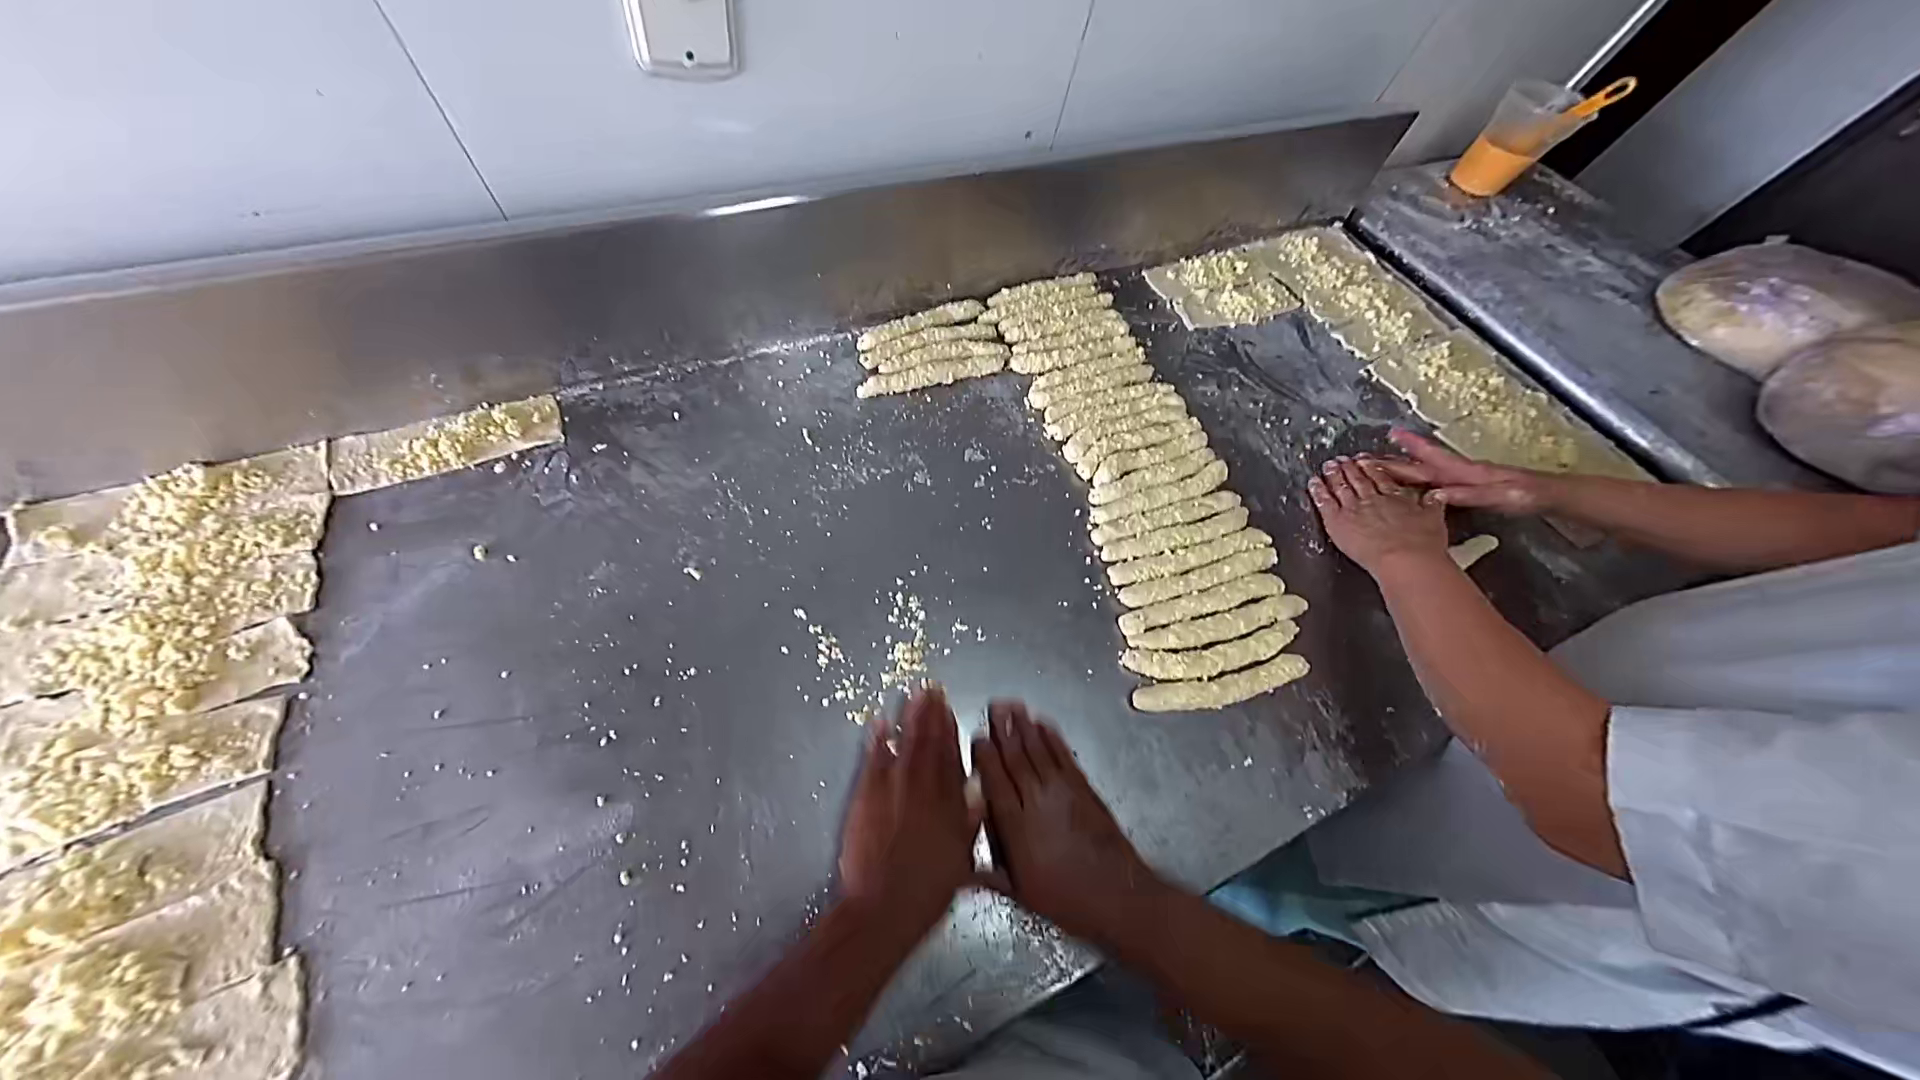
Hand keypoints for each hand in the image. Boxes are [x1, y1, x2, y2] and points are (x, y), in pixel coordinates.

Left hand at [838, 686, 980, 932]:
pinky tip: (879, 721)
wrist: (885, 906)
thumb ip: (969, 818)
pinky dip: (877, 739)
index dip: (950, 729)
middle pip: (929, 742)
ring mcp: (893, 788)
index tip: (949, 708)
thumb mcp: (961, 856)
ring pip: (905, 743)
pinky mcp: (867, 795)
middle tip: (931, 688)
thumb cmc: (927, 889)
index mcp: (949, 803)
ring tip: (913, 694)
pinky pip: (874, 759)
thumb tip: (977, 787)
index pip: (951, 757)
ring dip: (909, 716)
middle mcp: (923, 788)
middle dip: (931, 713)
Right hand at [971, 702, 1163, 949]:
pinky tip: (1043, 726)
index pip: (995, 783)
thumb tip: (962, 871)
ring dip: (1024, 727)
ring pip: (1038, 752)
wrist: (1120, 897)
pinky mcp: (1084, 789)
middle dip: (1002, 731)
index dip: (985, 758)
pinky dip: (1052, 738)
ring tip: (1013, 707)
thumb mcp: (1022, 895)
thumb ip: (992, 876)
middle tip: (993, 707)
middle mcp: (1037, 802)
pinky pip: (1063, 756)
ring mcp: (1062, 792)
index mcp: (1017, 828)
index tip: (976, 737)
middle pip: (1016, 759)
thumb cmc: (1068, 900)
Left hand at [1309, 455, 1449, 575]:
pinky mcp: (1337, 520)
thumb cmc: (1422, 545)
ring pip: (1341, 486)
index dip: (1372, 468)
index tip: (1365, 460)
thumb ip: (1433, 505)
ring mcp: (1353, 508)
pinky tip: (1313, 482)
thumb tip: (1437, 495)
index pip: (1381, 478)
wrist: (1404, 558)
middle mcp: (1373, 499)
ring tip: (1329, 465)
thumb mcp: (1434, 520)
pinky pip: (1324, 501)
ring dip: (1334, 474)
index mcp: (1396, 497)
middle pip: (1359, 479)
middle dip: (1350, 468)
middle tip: (1343, 459)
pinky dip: (1318, 490)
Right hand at [1367, 428, 1553, 513]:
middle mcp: (1458, 473)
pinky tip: (1407, 486)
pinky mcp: (1465, 488)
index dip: (1408, 449)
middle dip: (1392, 460)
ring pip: (1423, 473)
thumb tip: (1437, 494)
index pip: (1428, 460)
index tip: (1389, 436)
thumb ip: (1468, 495)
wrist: (1551, 496)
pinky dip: (1414, 481)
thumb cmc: (1527, 495)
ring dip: (1400, 469)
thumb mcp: (1499, 496)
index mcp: (1463, 472)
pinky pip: (1431, 483)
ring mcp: (1461, 479)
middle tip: (1365, 457)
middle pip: (1419, 465)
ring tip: (1378, 467)